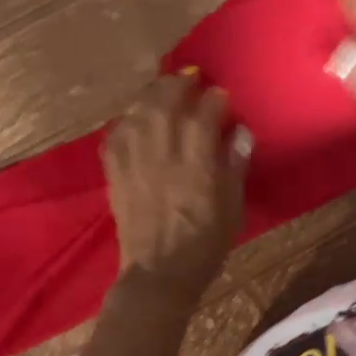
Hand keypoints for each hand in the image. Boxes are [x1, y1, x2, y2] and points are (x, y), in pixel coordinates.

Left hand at [103, 75, 248, 295]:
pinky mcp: (115, 174)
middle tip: (189, 79)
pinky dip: (126, 120)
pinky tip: (134, 117)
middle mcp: (161, 156)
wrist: (159, 275)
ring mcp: (133, 164)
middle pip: (163, 105)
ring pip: (136, 114)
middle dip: (176, 86)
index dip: (213, 100)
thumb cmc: (205, 245)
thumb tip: (240, 132)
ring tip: (161, 90)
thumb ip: (235, 166)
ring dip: (149, 96)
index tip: (221, 93)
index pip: (203, 116)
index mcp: (196, 166)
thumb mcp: (232, 207)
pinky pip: (115, 136)